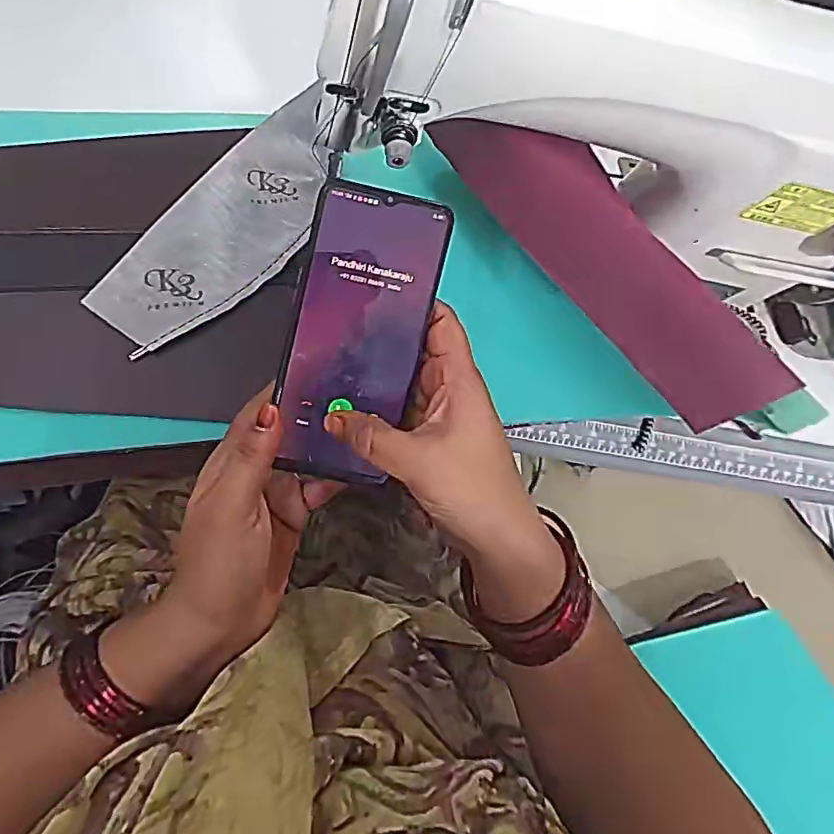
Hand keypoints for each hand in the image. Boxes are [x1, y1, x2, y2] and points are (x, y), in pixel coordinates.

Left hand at [103, 386, 338, 710]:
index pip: (255, 416)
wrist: (221, 621)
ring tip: (354, 424)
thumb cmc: (215, 565)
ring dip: (323, 444)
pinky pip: (314, 489)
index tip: (309, 371)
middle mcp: (250, 474)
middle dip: (308, 414)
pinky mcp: (290, 517)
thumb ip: (252, 458)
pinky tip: (351, 468)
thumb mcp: (232, 505)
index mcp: (229, 464)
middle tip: (345, 394)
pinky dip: (331, 478)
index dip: (279, 393)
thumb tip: (269, 412)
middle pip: (283, 433)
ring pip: (302, 459)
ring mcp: (271, 496)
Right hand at [324, 303, 562, 619]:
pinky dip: (375, 411)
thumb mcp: (418, 461)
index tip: (384, 292)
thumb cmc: (481, 495)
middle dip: (383, 342)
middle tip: (344, 332)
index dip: (418, 302)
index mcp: (460, 382)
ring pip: (402, 384)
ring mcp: (437, 416)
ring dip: (377, 380)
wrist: (497, 541)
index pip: (443, 323)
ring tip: (340, 368)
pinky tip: (351, 412)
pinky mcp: (426, 440)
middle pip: (415, 351)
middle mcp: (450, 392)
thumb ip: (372, 437)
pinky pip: (396, 414)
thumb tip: (336, 418)